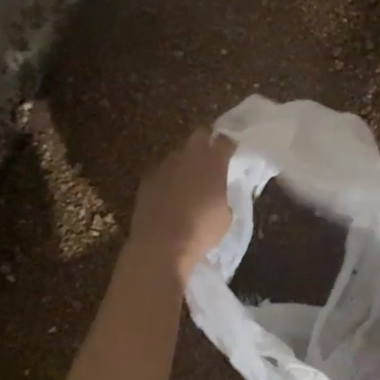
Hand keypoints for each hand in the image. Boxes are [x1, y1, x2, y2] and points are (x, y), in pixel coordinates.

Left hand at [131, 131, 234, 281]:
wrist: (161, 244)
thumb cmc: (201, 232)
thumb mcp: (226, 216)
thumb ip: (224, 196)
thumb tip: (219, 193)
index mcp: (213, 164)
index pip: (225, 141)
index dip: (229, 145)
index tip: (232, 152)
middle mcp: (189, 157)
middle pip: (199, 135)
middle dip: (206, 142)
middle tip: (210, 158)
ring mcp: (165, 166)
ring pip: (178, 154)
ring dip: (185, 162)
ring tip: (188, 180)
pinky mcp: (148, 178)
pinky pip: (162, 171)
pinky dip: (168, 178)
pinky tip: (170, 194)